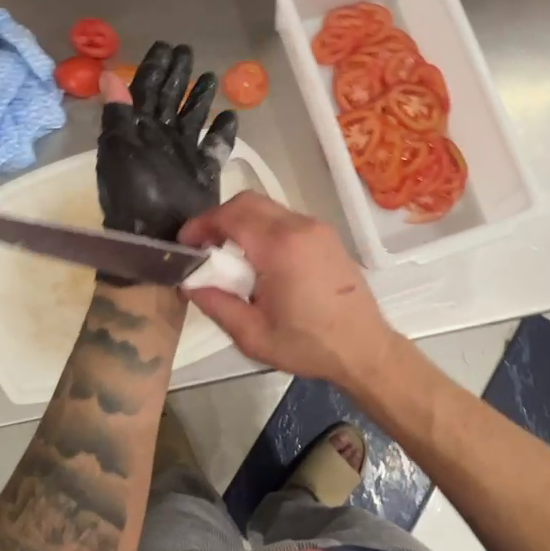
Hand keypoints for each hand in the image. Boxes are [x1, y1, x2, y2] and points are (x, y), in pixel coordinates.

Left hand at [96, 41, 237, 240]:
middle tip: (188, 51)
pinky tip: (230, 114)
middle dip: (177, 74)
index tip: (164, 46)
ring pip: (192, 117)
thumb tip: (108, 77)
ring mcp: (182, 155)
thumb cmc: (134, 194)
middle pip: (169, 98)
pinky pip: (215, 146)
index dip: (152, 68)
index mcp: (135, 131)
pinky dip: (222, 131)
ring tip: (211, 77)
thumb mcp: (119, 151)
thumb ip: (118, 115)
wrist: (157, 239)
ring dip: (199, 97)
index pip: (143, 90)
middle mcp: (158, 138)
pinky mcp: (203, 171)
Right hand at [179, 192, 404, 387]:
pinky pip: (286, 219)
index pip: (230, 216)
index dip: (201, 225)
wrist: (364, 349)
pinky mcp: (327, 236)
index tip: (185, 243)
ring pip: (267, 207)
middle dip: (219, 218)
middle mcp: (300, 227)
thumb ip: (217, 304)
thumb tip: (189, 283)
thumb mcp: (253, 335)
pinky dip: (263, 228)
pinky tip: (257, 259)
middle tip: (203, 247)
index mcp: (280, 247)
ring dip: (242, 222)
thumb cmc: (309, 345)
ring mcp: (317, 228)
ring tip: (227, 256)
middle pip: (248, 201)